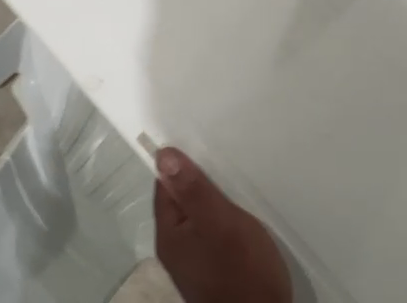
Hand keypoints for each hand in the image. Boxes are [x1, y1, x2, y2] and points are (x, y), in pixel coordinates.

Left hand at [153, 147, 291, 302]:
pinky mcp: (217, 264)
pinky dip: (225, 211)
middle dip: (201, 174)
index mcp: (170, 234)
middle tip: (224, 148)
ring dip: (216, 192)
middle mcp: (177, 246)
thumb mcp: (219, 222)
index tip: (200, 135)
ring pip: (201, 212)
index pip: (165, 184)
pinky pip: (215, 227)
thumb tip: (163, 154)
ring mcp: (197, 258)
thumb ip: (193, 190)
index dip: (180, 159)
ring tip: (236, 171)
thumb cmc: (241, 270)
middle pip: (183, 197)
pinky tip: (243, 204)